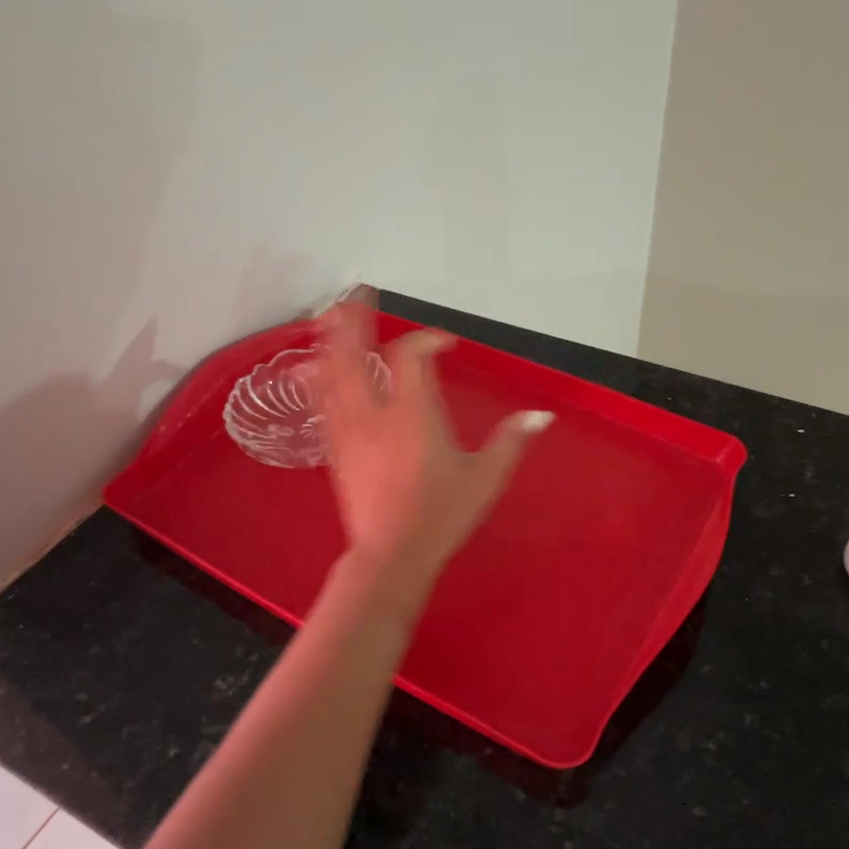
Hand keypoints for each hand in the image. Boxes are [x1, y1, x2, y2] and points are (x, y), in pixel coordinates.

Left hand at [317, 292, 550, 609]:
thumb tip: (542, 415)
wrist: (392, 554)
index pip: (412, 356)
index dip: (427, 339)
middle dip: (356, 321)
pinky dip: (314, 378)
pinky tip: (306, 366)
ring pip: (332, 374)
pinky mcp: (335, 448)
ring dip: (329, 341)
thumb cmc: (442, 515)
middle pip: (357, 353)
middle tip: (357, 293)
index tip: (446, 343)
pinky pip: (321, 403)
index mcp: (415, 414)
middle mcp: (376, 413)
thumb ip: (510, 441)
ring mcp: (350, 430)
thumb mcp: (484, 479)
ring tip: (327, 315)